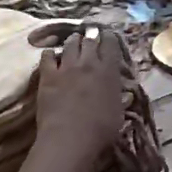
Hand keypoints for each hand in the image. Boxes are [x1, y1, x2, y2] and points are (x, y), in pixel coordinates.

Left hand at [35, 27, 126, 164]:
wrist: (69, 138)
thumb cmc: (101, 130)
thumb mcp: (119, 113)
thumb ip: (120, 98)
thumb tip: (124, 93)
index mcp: (108, 71)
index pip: (111, 45)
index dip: (110, 38)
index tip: (109, 36)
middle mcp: (88, 63)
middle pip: (90, 40)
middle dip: (92, 35)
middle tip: (92, 34)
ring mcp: (66, 68)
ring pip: (70, 44)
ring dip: (73, 40)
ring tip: (74, 40)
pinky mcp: (47, 76)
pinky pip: (47, 56)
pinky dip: (51, 53)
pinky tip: (51, 54)